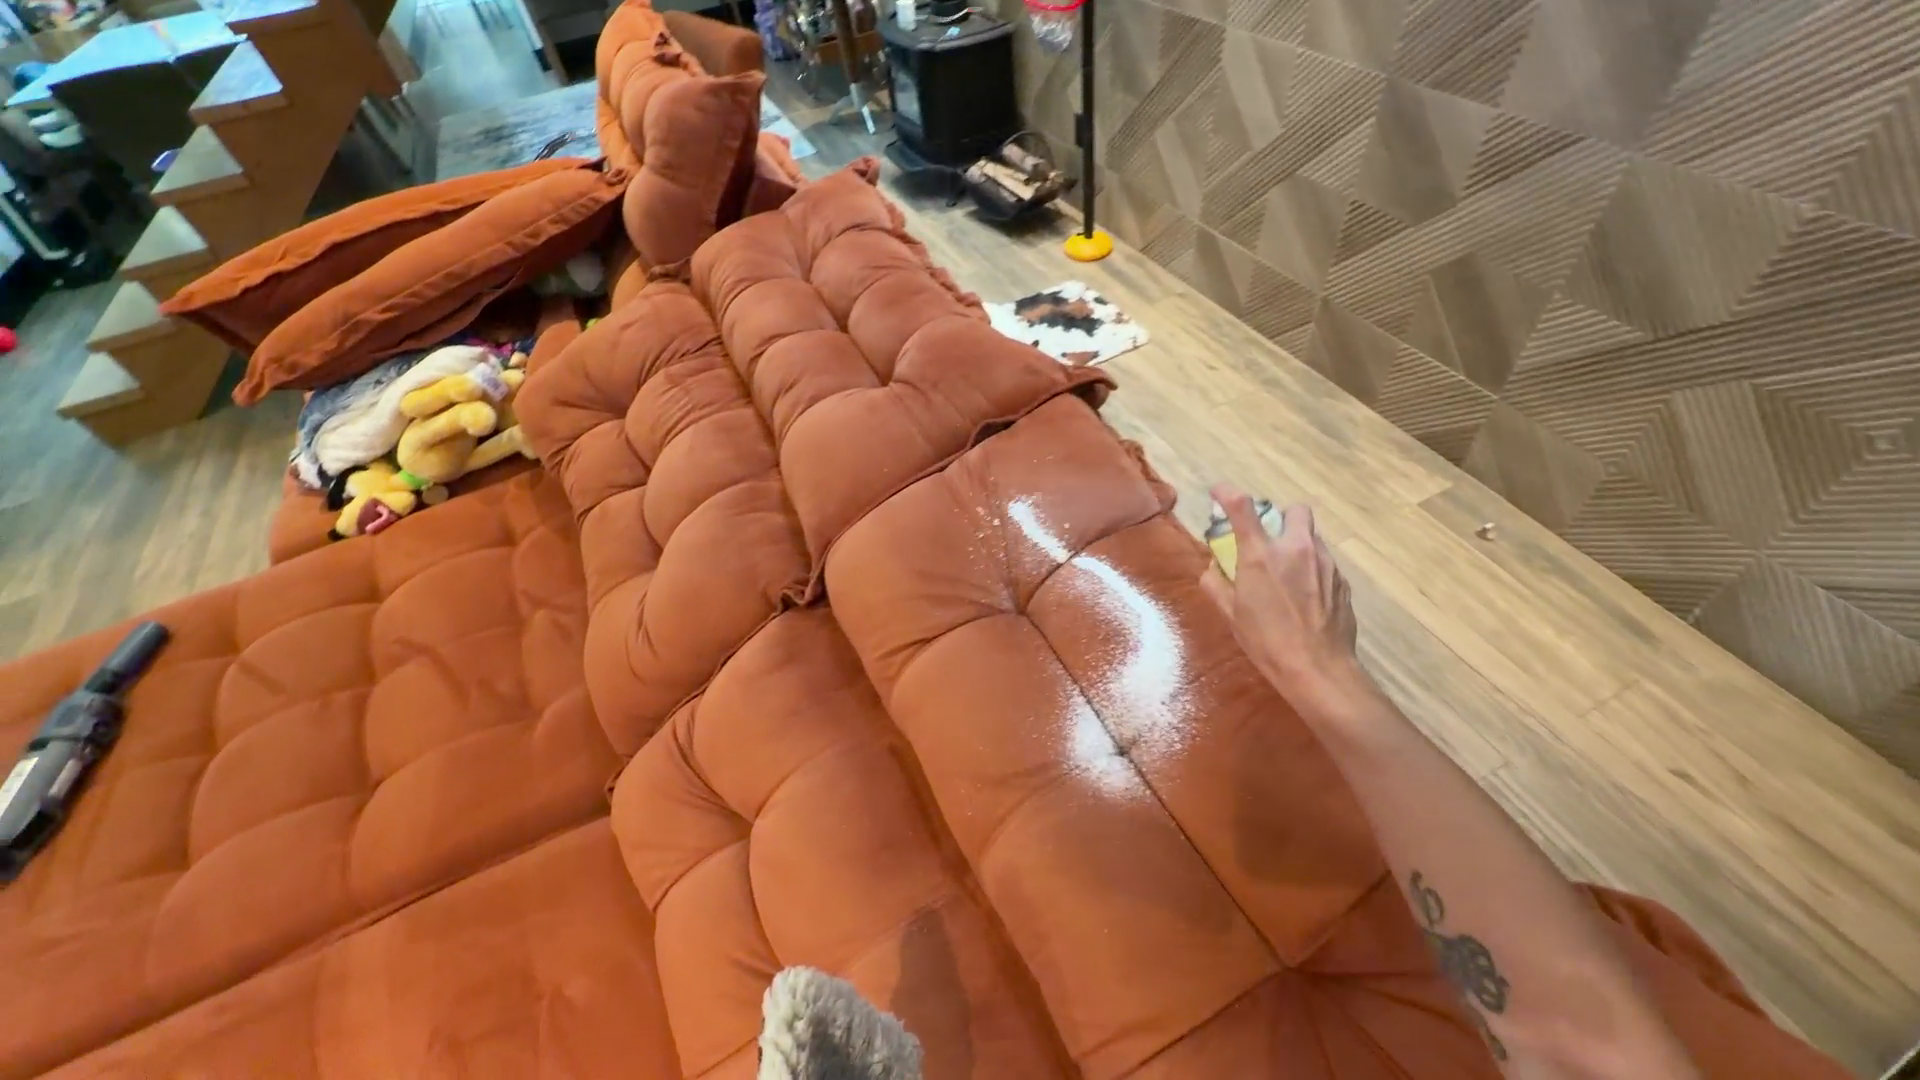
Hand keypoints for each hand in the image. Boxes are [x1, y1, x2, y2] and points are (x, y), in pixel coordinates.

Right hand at [1200, 484, 1365, 716]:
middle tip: (1268, 542)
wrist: (1318, 669)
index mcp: (1262, 555)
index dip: (1227, 493)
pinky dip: (1311, 568)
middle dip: (1280, 518)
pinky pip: (1324, 562)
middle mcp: (1296, 549)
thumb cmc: (1267, 642)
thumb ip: (1216, 583)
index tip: (1218, 493)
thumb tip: (1213, 568)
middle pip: (1295, 509)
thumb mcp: (1230, 614)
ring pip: (1312, 537)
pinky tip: (1305, 597)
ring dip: (1296, 545)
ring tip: (1287, 575)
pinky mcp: (1342, 581)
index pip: (1242, 507)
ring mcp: (1325, 563)